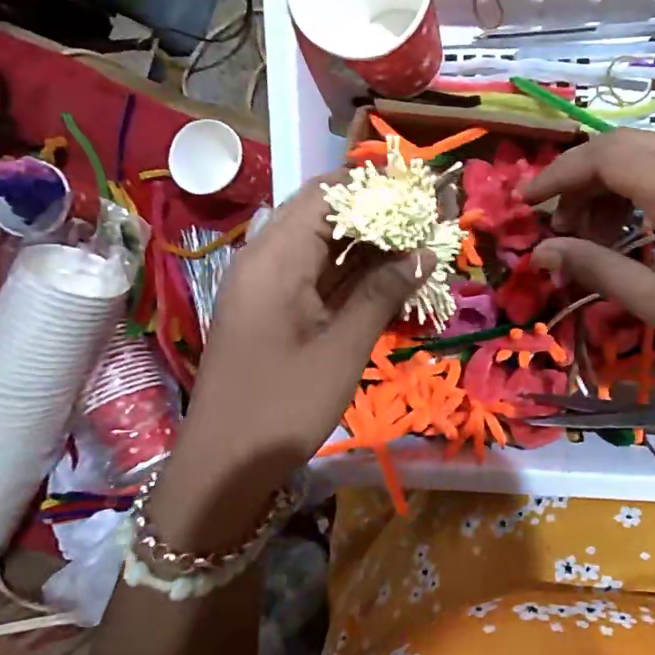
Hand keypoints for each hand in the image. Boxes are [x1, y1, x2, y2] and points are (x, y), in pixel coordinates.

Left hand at [151, 176, 425, 549]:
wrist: (225, 465)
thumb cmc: (283, 405)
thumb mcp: (342, 348)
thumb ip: (382, 293)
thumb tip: (425, 252)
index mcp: (274, 259)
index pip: (325, 196)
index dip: (374, 189)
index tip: (422, 197)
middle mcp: (267, 261)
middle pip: (324, 216)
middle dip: (378, 216)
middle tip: (428, 224)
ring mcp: (270, 288)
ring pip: (325, 247)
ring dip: (370, 247)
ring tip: (421, 248)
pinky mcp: (276, 312)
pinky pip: (320, 277)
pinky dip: (355, 275)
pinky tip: (393, 282)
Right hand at [522, 130, 654, 388]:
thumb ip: (594, 266)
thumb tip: (540, 251)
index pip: (605, 157)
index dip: (559, 175)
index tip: (527, 202)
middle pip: (623, 146)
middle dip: (581, 179)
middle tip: (557, 226)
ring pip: (646, 152)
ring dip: (608, 184)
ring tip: (587, 235)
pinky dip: (638, 188)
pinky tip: (625, 228)